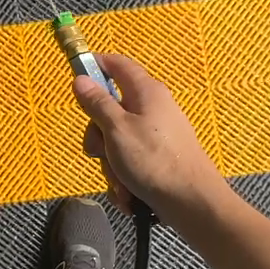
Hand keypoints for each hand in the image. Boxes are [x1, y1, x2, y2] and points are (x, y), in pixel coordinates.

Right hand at [71, 52, 232, 229]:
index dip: (95, 65)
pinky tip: (128, 194)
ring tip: (120, 181)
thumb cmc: (153, 160)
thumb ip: (96, 103)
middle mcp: (153, 108)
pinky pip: (130, 160)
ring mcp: (156, 135)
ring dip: (111, 163)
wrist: (193, 204)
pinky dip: (124, 177)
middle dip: (98, 134)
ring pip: (117, 140)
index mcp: (145, 92)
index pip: (117, 64)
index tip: (76, 75)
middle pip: (111, 109)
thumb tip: (81, 79)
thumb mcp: (116, 129)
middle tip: (97, 150)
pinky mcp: (159, 158)